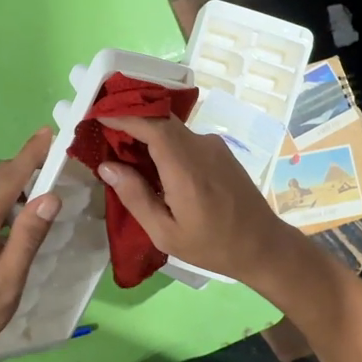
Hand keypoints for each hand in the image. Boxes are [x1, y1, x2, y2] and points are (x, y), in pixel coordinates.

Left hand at [0, 129, 62, 361]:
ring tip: (45, 175)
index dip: (31, 154)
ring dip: (17, 178)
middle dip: (27, 162)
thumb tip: (50, 196)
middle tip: (56, 152)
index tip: (50, 133)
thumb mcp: (9, 280)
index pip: (9, 178)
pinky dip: (5, 193)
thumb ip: (28, 236)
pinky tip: (21, 205)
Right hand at [98, 116, 300, 282]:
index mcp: (185, 168)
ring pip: (172, 129)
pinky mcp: (220, 151)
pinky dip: (164, 144)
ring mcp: (214, 146)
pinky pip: (185, 139)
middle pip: (160, 121)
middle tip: (103, 133)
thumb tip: (107, 167)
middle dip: (130, 121)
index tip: (97, 116)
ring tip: (125, 153)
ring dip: (147, 134)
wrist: (263, 246)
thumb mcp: (165, 233)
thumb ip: (135, 197)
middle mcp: (201, 147)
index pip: (151, 125)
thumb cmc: (212, 245)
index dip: (123, 116)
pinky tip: (155, 165)